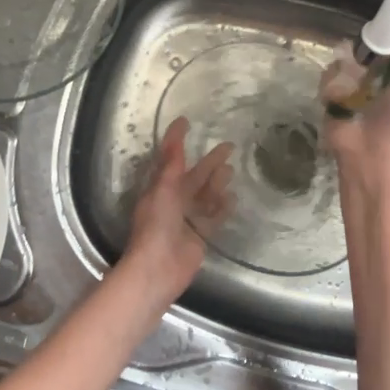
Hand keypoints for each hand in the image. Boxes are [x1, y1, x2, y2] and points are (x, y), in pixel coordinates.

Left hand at [120, 117, 235, 302]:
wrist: (158, 268)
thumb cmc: (156, 225)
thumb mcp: (162, 189)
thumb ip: (171, 164)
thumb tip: (174, 137)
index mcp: (160, 187)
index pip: (170, 158)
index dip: (176, 140)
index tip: (186, 122)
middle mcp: (174, 200)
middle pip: (195, 176)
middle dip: (210, 162)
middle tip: (229, 146)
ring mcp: (187, 218)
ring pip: (206, 195)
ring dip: (218, 182)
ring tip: (232, 170)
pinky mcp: (200, 235)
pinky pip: (213, 216)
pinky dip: (223, 207)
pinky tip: (233, 198)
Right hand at [324, 4, 389, 187]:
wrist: (374, 155)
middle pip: (376, 45)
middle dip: (371, 44)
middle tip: (371, 48)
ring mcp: (362, 90)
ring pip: (351, 58)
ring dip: (350, 65)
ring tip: (353, 77)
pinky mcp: (338, 99)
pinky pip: (332, 77)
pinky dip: (334, 83)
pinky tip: (340, 93)